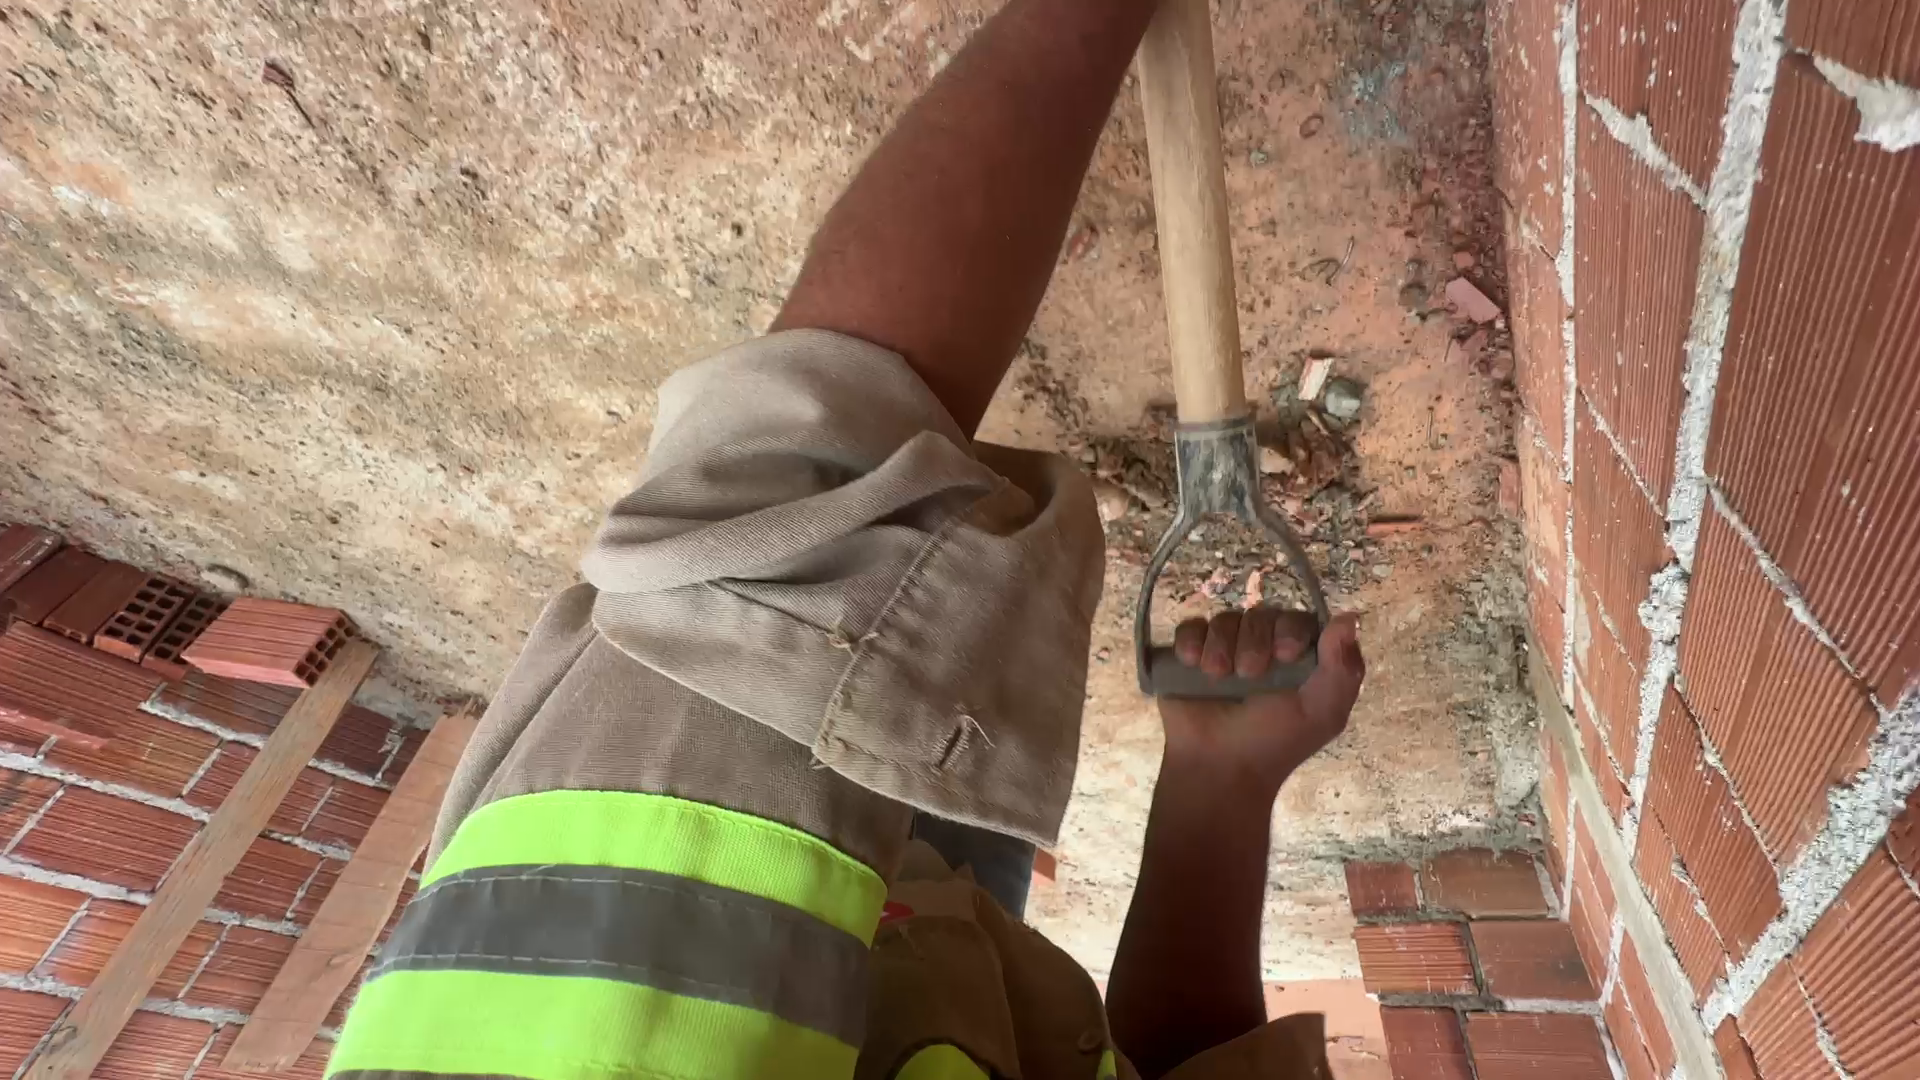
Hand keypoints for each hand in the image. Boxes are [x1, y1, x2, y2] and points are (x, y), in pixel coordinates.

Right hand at [1157, 608, 1365, 797]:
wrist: (1216, 767)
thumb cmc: (1273, 742)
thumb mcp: (1321, 713)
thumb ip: (1343, 668)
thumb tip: (1349, 616)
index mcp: (1296, 660)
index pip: (1296, 620)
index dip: (1290, 629)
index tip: (1285, 655)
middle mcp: (1259, 649)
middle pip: (1257, 615)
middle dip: (1252, 642)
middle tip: (1247, 675)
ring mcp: (1221, 650)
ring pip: (1223, 619)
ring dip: (1220, 645)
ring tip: (1215, 676)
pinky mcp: (1187, 654)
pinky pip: (1190, 627)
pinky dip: (1190, 640)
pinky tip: (1191, 663)